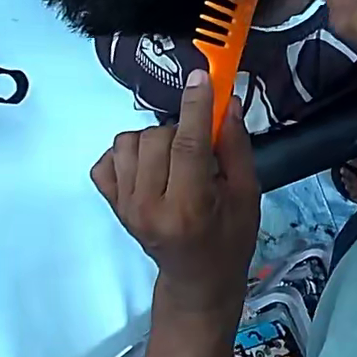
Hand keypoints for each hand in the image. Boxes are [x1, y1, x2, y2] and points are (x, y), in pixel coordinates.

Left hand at [92, 70, 260, 315]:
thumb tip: (227, 102)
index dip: (196, 106)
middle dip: (183, 130)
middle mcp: (148, 206)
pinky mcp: (111, 204)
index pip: (188, 146)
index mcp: (189, 208)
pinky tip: (150, 165)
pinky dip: (128, 153)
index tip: (203, 78)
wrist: (197, 279)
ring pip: (129, 141)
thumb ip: (237, 147)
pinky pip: (108, 158)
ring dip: (156, 139)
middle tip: (201, 148)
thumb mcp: (248, 195)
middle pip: (157, 138)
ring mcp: (124, 206)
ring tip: (176, 159)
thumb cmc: (230, 239)